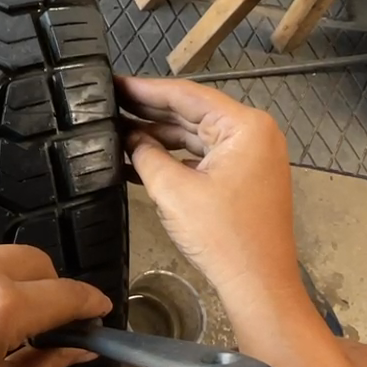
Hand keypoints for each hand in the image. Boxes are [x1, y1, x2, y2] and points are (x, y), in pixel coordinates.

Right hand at [116, 76, 305, 318]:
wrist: (258, 284)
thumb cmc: (221, 235)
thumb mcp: (173, 191)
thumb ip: (146, 155)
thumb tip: (129, 137)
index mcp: (244, 127)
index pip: (187, 95)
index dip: (145, 89)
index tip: (114, 82)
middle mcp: (252, 133)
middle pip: (191, 113)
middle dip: (149, 110)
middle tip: (108, 101)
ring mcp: (248, 156)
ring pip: (194, 136)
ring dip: (156, 135)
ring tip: (115, 128)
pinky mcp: (241, 177)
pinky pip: (200, 157)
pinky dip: (172, 157)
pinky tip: (136, 157)